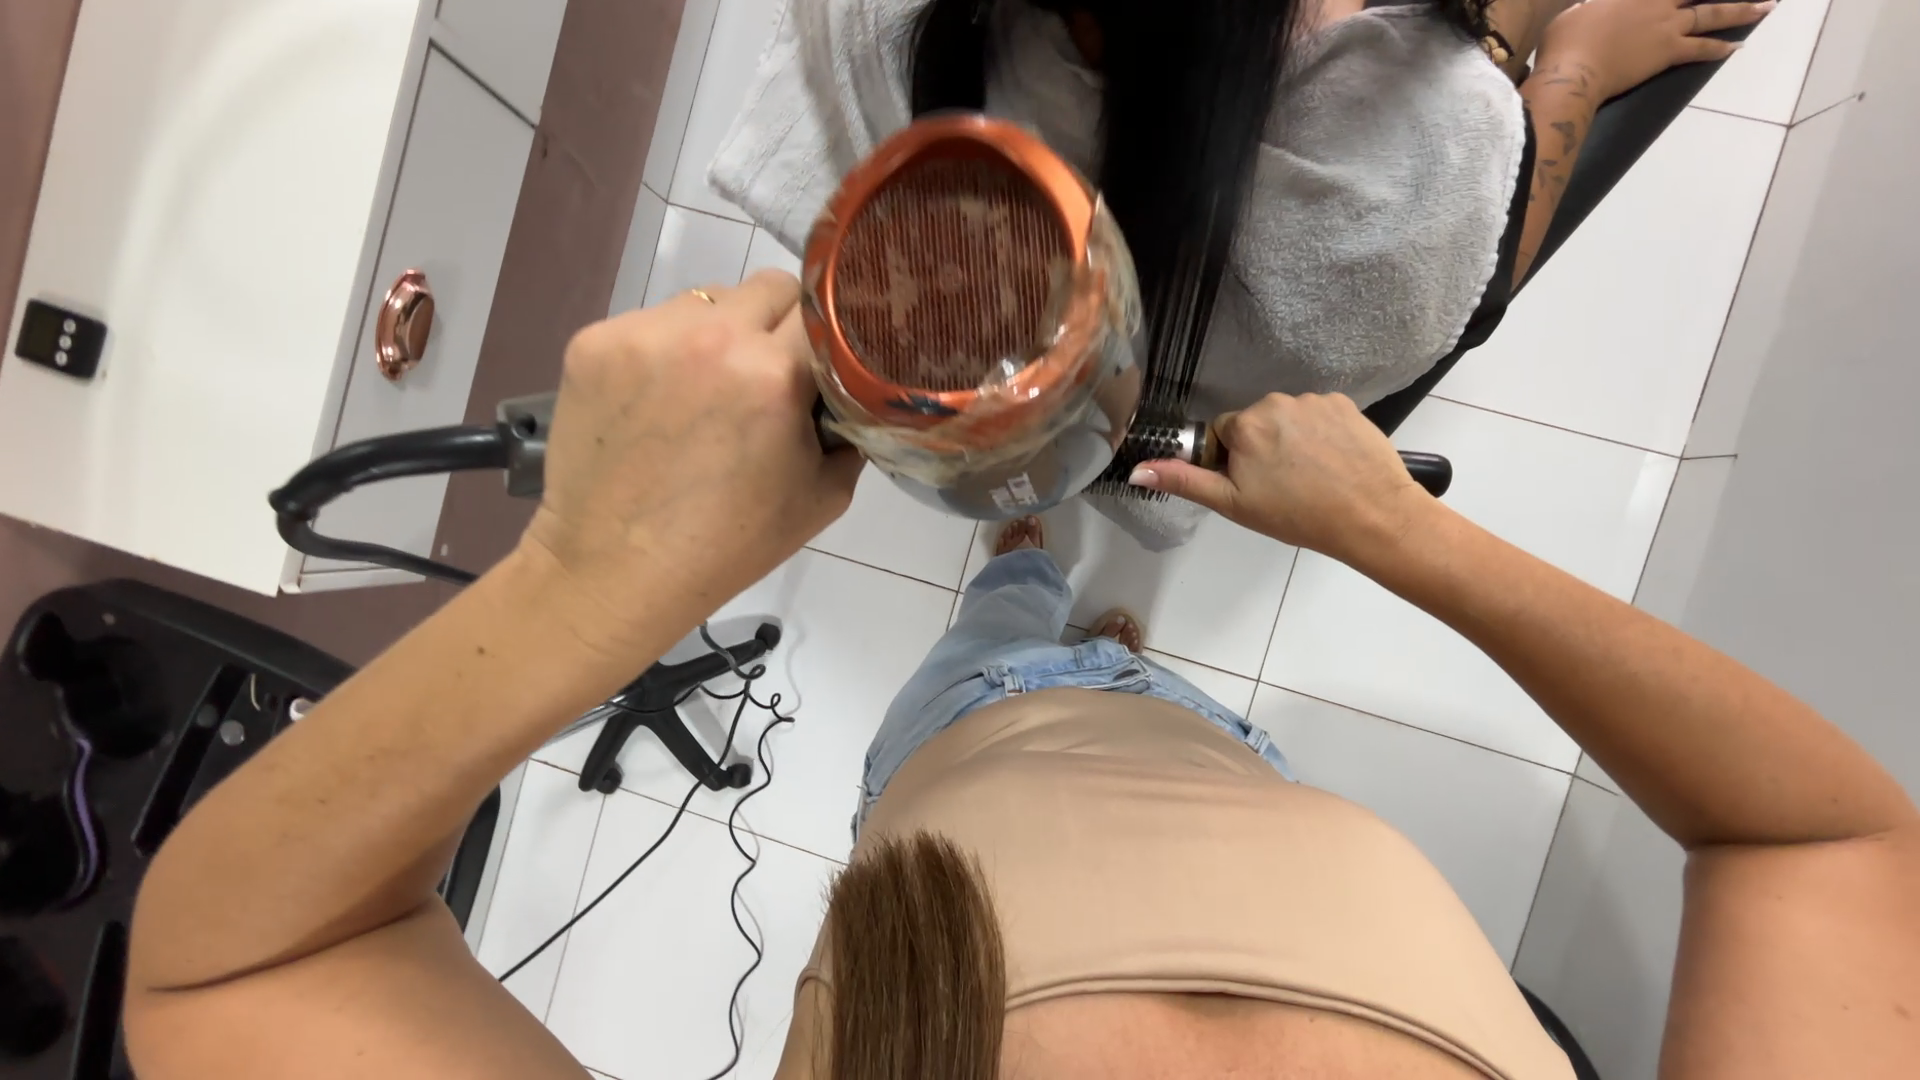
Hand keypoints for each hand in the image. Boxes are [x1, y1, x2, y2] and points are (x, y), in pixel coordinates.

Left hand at [517, 271, 862, 657]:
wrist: (619, 571)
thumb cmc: (732, 544)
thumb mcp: (824, 496)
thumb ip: (848, 431)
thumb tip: (847, 396)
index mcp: (774, 374)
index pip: (825, 309)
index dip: (832, 334)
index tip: (828, 359)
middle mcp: (711, 336)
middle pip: (769, 287)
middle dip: (782, 324)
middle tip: (772, 373)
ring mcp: (644, 333)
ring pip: (709, 299)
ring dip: (723, 332)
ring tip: (708, 390)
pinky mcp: (594, 342)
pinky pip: (653, 322)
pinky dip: (668, 350)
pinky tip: (661, 400)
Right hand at [1128, 393, 1431, 561]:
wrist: (1372, 516)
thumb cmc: (1296, 515)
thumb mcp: (1232, 503)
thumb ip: (1184, 480)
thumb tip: (1136, 468)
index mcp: (1245, 424)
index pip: (1223, 433)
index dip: (1232, 460)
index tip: (1252, 485)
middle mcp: (1276, 402)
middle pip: (1254, 423)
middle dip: (1260, 447)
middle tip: (1281, 484)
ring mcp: (1314, 400)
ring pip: (1286, 419)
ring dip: (1290, 440)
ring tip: (1310, 475)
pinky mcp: (1345, 403)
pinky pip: (1316, 414)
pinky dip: (1319, 433)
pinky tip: (1331, 461)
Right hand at [1538, 0, 1772, 101]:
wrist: (1572, 73)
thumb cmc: (1563, 44)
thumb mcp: (1570, 15)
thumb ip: (1588, 7)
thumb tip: (1591, 7)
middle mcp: (1658, 3)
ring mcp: (1666, 26)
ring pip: (1712, 13)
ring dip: (1741, 10)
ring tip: (1766, 7)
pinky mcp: (1667, 52)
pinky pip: (1699, 49)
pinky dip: (1718, 49)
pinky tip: (1737, 47)